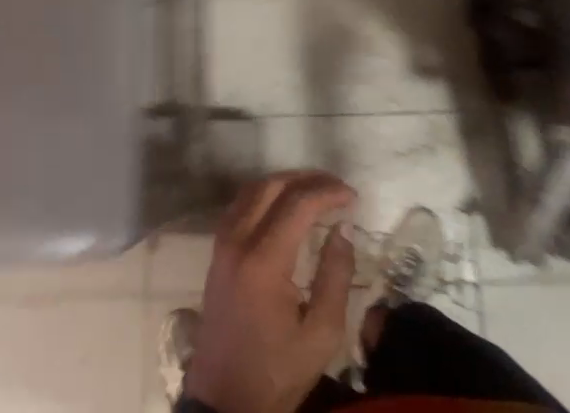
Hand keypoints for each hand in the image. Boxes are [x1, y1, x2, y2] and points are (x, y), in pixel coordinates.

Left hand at [184, 171, 356, 412]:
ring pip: (250, 192)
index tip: (354, 198)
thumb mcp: (322, 333)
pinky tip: (284, 208)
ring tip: (315, 192)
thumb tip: (343, 229)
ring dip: (284, 183)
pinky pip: (238, 207)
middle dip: (308, 179)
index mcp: (264, 261)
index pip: (299, 203)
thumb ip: (336, 275)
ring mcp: (221, 248)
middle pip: (271, 186)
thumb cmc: (277, 371)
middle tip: (338, 189)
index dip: (329, 192)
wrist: (225, 400)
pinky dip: (264, 196)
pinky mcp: (216, 257)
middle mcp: (237, 243)